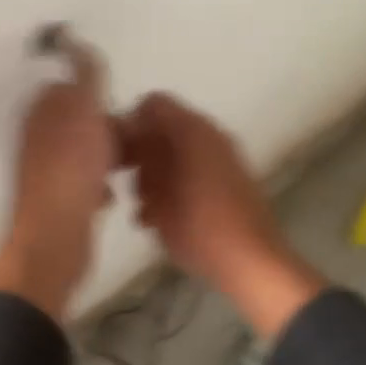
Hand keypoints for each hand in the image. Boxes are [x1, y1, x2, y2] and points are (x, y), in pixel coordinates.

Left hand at [0, 80, 117, 320]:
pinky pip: (87, 186)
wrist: (53, 243)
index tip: (120, 112)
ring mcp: (48, 176)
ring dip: (109, 160)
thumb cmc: (69, 174)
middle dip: (108, 131)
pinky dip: (101, 189)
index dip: (98, 97)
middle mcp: (39, 142)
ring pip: (87, 155)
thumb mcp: (83, 112)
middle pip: (82, 123)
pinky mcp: (60, 207)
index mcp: (39, 114)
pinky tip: (111, 199)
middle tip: (128, 145)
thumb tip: (79, 46)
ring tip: (125, 171)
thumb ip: (85, 77)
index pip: (71, 88)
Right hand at [120, 93, 324, 339]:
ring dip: (157, 177)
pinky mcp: (232, 182)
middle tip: (127, 189)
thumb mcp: (158, 196)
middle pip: (166, 129)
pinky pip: (195, 174)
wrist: (249, 258)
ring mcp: (225, 158)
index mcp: (192, 129)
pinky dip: (176, 190)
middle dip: (142, 156)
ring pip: (179, 154)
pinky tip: (163, 221)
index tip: (115, 159)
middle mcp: (211, 134)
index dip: (129, 127)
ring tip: (143, 211)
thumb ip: (143, 162)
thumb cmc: (198, 227)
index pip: (151, 106)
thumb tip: (129, 140)